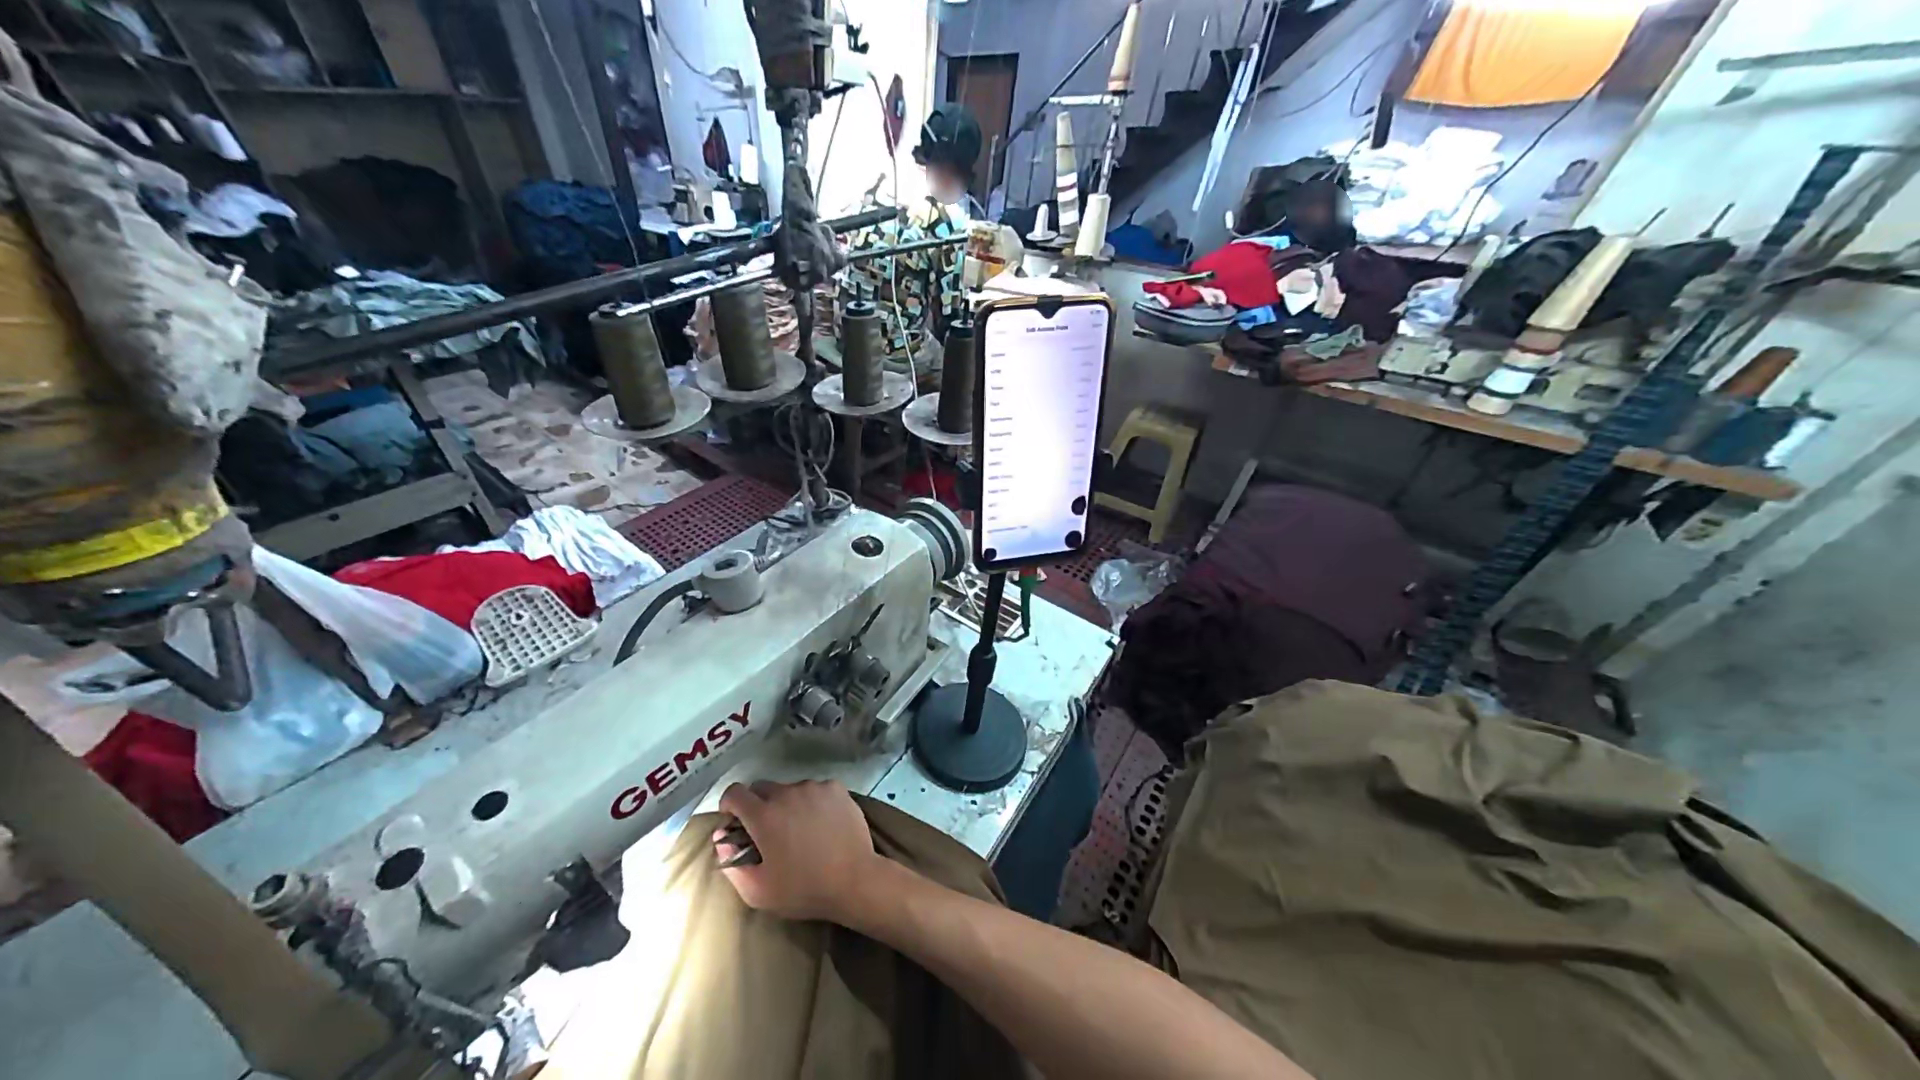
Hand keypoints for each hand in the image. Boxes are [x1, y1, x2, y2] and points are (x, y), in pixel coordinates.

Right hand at [713, 779, 886, 922]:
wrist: (855, 880)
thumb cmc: (803, 889)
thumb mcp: (757, 891)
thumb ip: (732, 864)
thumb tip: (723, 838)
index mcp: (764, 815)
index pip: (734, 793)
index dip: (730, 806)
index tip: (735, 822)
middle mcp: (787, 793)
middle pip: (762, 788)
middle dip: (758, 805)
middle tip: (769, 831)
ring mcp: (814, 787)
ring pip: (790, 789)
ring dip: (788, 804)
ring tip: (801, 829)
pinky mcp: (836, 788)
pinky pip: (815, 789)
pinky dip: (813, 801)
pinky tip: (822, 823)